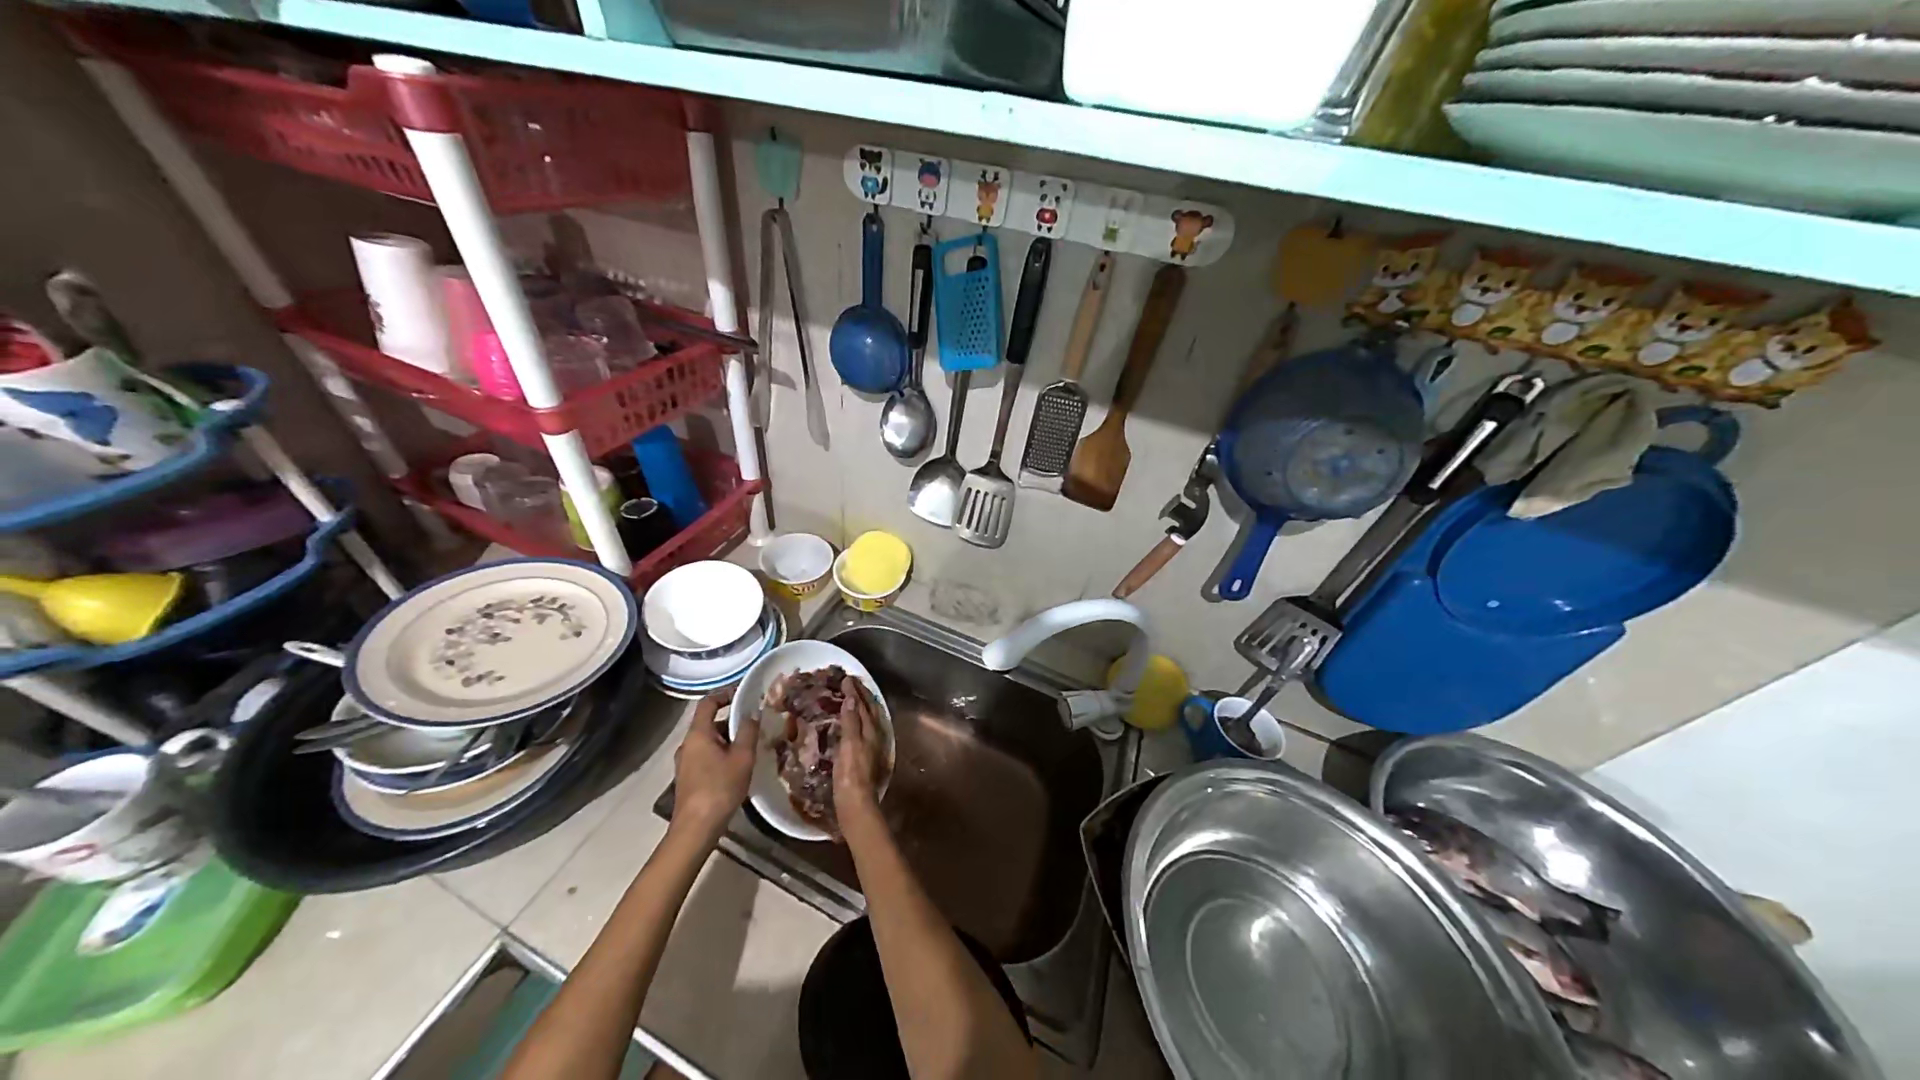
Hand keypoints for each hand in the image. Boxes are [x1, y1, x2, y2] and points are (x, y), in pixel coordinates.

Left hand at [671, 689, 755, 843]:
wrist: (696, 828)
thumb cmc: (720, 788)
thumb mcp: (742, 757)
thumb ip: (748, 731)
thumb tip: (752, 714)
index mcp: (698, 734)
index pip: (708, 702)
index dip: (725, 694)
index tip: (744, 695)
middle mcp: (687, 744)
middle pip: (709, 723)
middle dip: (732, 721)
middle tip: (754, 725)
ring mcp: (685, 763)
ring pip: (709, 741)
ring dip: (728, 740)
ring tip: (751, 748)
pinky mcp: (688, 778)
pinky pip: (706, 756)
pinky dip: (722, 754)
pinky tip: (738, 768)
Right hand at [832, 676, 884, 822]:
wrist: (855, 803)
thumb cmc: (851, 773)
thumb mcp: (849, 744)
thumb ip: (851, 721)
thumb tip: (852, 698)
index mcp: (871, 731)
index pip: (864, 705)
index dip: (856, 691)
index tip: (846, 678)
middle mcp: (874, 736)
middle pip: (869, 711)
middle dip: (861, 696)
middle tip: (850, 684)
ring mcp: (870, 747)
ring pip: (867, 720)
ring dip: (859, 707)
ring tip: (850, 698)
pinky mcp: (863, 757)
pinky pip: (861, 730)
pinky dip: (855, 721)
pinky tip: (849, 725)